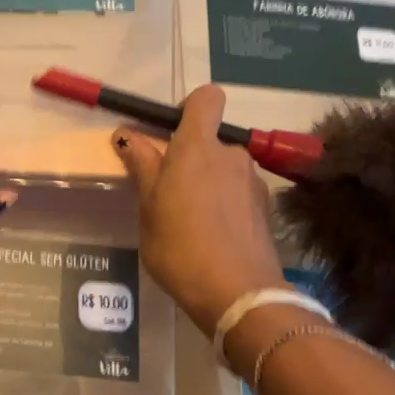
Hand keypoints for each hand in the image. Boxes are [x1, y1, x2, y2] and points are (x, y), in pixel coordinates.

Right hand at [112, 84, 288, 353]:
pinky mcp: (265, 209)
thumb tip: (129, 134)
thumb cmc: (179, 246)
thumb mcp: (148, 208)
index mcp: (198, 148)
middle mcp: (231, 155)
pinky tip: (211, 238)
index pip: (206, 99)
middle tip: (167, 195)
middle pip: (210, 141)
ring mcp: (252, 182)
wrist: (237, 295)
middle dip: (190, 160)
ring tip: (188, 224)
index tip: (169, 135)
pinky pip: (237, 194)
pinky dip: (223, 207)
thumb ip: (143, 167)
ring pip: (223, 170)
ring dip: (207, 185)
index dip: (189, 108)